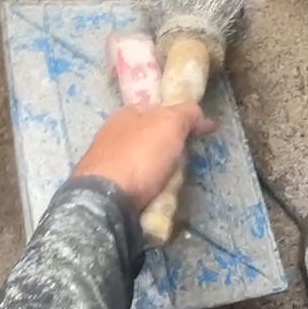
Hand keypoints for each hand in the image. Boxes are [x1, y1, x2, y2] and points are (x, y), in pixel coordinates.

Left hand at [72, 103, 214, 208]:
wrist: (105, 200)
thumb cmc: (139, 155)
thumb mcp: (170, 124)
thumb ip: (186, 113)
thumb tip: (197, 112)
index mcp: (126, 113)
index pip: (159, 108)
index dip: (182, 117)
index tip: (202, 130)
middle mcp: (114, 133)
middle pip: (154, 136)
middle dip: (172, 145)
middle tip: (186, 158)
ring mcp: (108, 161)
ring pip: (147, 161)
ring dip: (162, 169)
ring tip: (174, 181)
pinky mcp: (107, 187)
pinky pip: (139, 182)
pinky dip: (151, 186)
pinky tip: (157, 193)